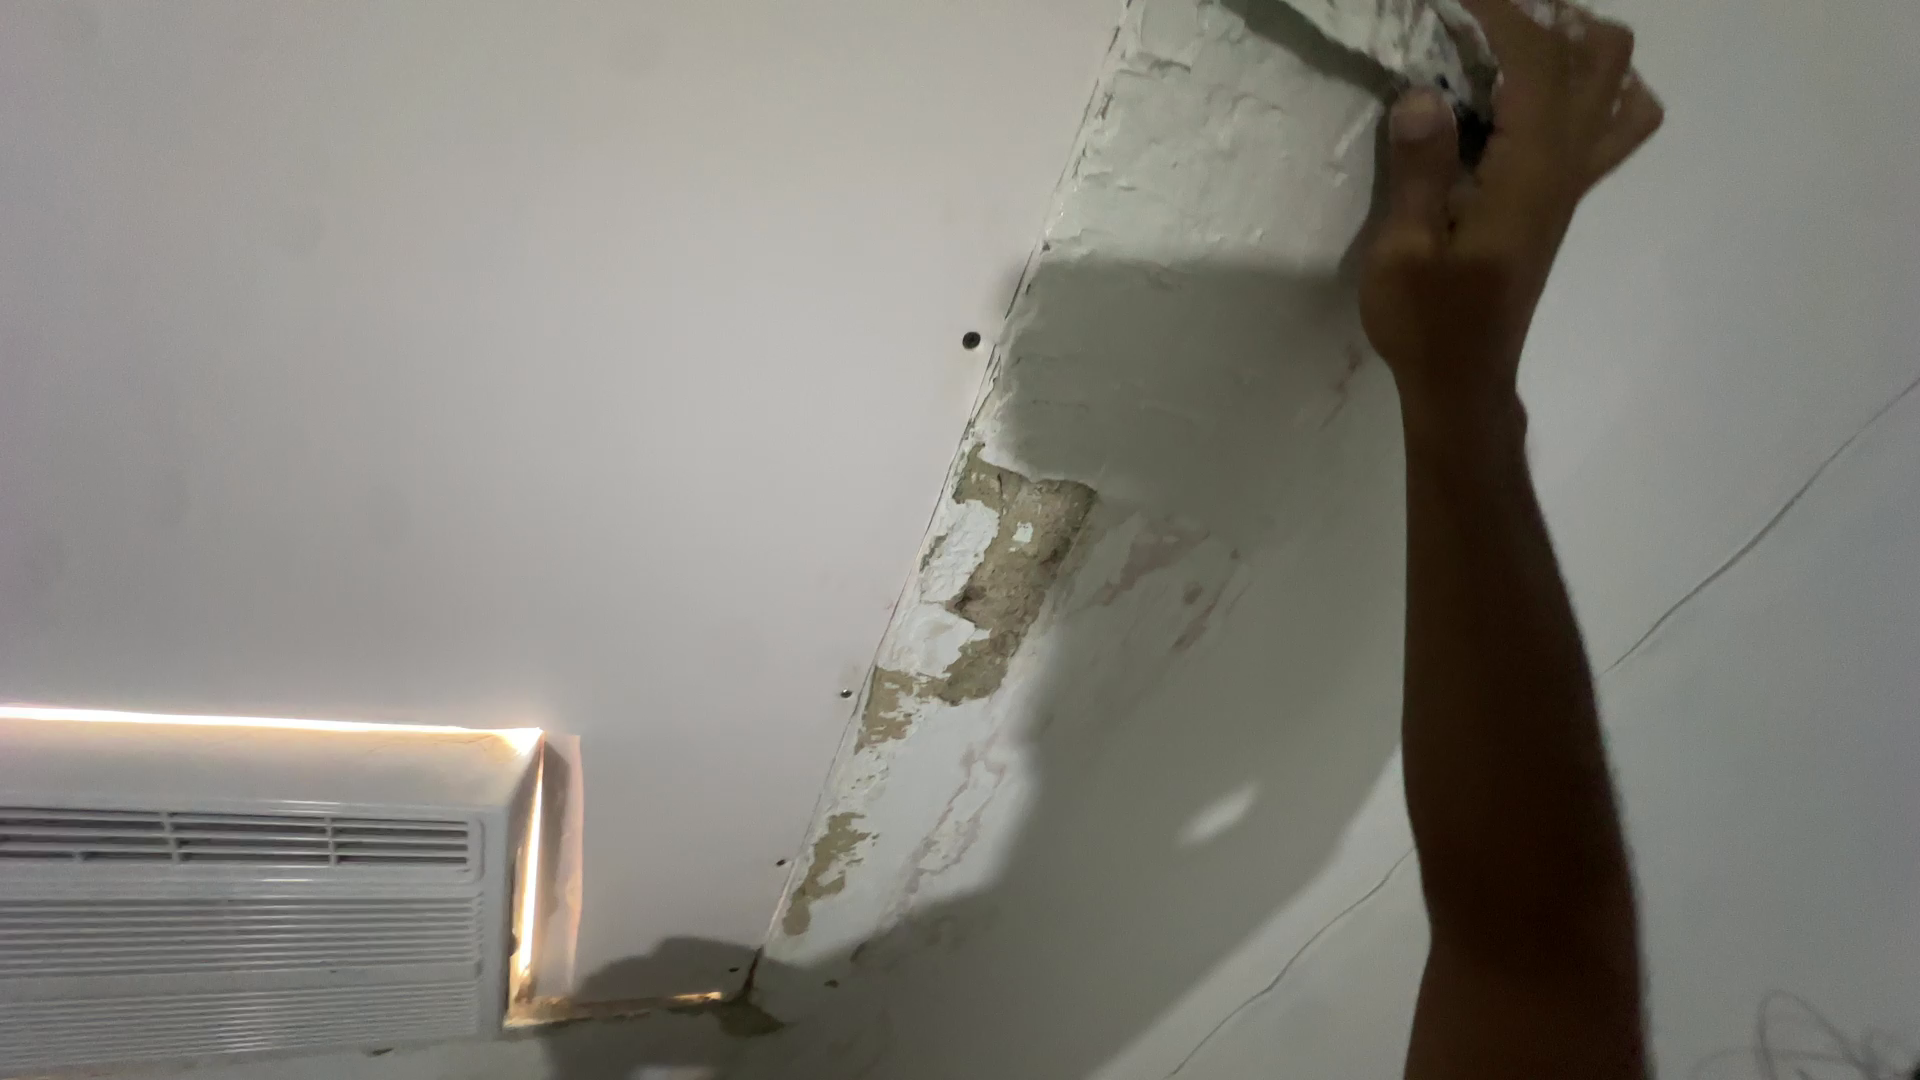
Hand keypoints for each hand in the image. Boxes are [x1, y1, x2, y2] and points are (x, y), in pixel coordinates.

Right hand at [1360, 0, 1663, 423]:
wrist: (1462, 377)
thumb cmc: (1426, 322)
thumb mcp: (1401, 252)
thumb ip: (1419, 171)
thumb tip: (1423, 93)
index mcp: (1529, 173)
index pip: (1536, 61)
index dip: (1501, 15)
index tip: (1456, 0)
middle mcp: (1568, 165)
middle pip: (1598, 54)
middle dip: (1543, 20)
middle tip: (1478, 27)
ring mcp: (1573, 184)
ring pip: (1618, 82)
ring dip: (1575, 46)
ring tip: (1512, 51)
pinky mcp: (1562, 203)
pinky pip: (1615, 125)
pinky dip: (1595, 92)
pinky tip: (1544, 104)